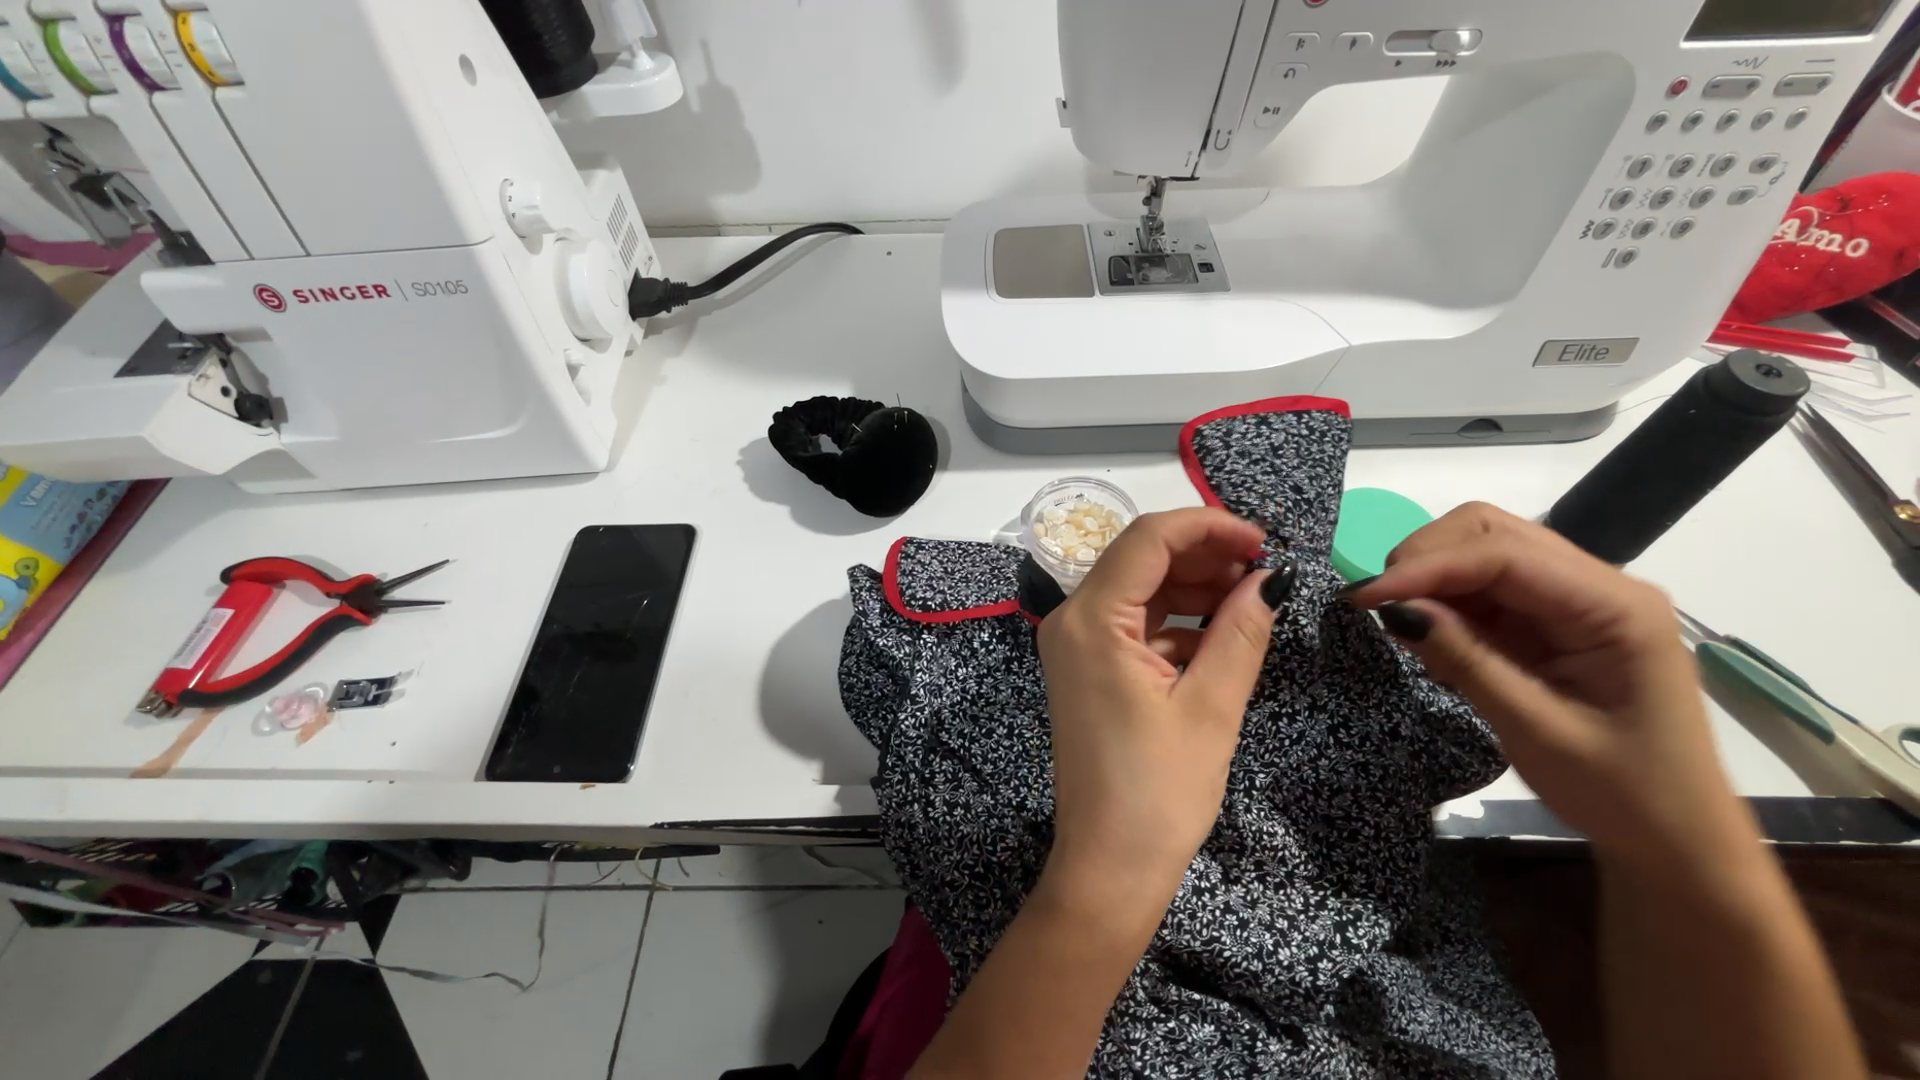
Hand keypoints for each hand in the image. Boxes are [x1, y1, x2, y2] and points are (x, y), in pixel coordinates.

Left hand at [1036, 508, 1283, 914]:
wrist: (1110, 865)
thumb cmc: (1159, 791)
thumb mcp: (1212, 706)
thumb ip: (1241, 631)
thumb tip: (1271, 577)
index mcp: (1090, 620)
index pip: (1148, 539)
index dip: (1209, 526)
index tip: (1264, 539)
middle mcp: (1071, 620)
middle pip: (1140, 559)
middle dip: (1204, 555)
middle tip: (1265, 571)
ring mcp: (1075, 645)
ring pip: (1140, 590)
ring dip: (1194, 588)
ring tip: (1252, 599)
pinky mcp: (1088, 669)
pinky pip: (1135, 624)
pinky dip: (1177, 621)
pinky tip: (1221, 636)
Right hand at [1344, 503, 1755, 871]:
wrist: (1676, 840)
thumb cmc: (1621, 793)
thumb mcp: (1535, 730)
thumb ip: (1467, 661)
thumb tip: (1394, 608)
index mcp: (1614, 607)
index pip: (1503, 556)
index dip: (1426, 568)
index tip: (1364, 599)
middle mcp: (1598, 585)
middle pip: (1492, 532)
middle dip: (1425, 557)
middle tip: (1377, 605)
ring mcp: (1574, 599)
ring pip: (1484, 550)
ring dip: (1431, 574)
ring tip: (1397, 619)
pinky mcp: (1551, 620)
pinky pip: (1486, 587)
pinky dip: (1445, 599)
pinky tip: (1428, 633)